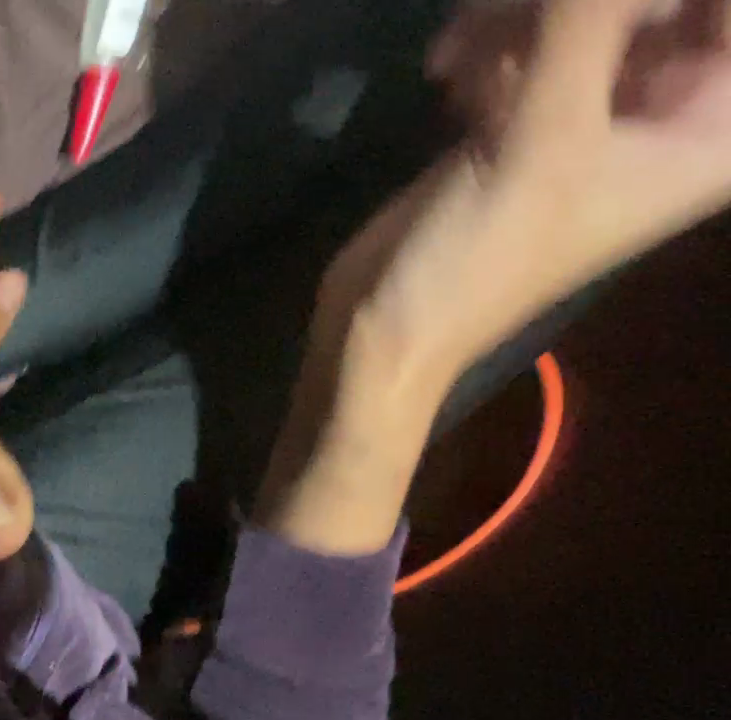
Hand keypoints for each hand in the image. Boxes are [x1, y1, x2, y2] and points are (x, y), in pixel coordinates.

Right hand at [352, 0, 730, 377]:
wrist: (384, 325)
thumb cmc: (482, 258)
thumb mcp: (543, 146)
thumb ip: (582, 29)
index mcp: (719, 123)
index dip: (663, 1)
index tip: (587, 10)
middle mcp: (668, 108)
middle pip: (660, 8)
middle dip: (581, 3)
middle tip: (513, 13)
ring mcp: (588, 113)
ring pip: (589, 15)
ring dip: (521, 16)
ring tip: (462, 49)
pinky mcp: (518, 122)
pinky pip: (528, 45)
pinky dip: (488, 47)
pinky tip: (449, 77)